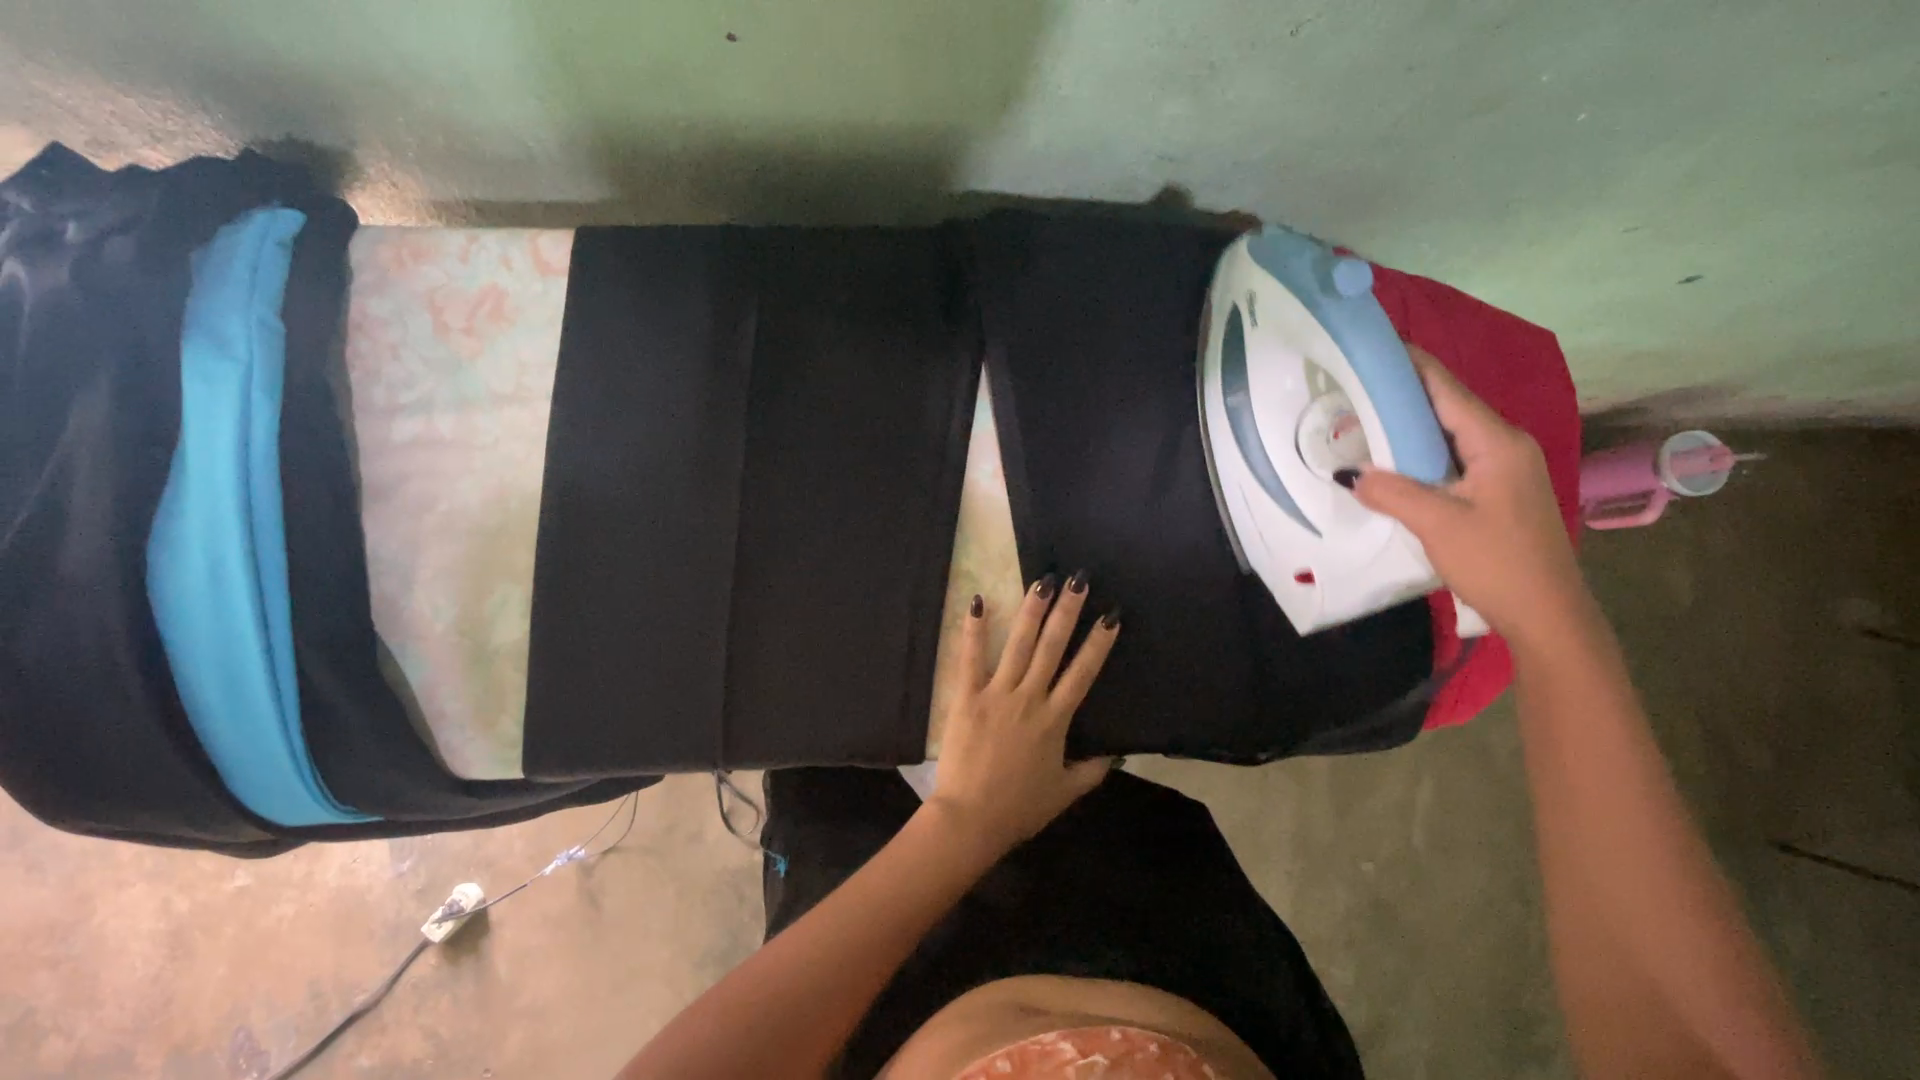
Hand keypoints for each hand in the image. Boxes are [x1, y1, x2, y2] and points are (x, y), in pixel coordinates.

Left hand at [927, 573, 1120, 850]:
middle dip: (1067, 612)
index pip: (1083, 673)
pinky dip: (975, 630)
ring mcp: (997, 694)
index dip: (1099, 643)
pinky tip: (980, 602)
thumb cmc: (1020, 808)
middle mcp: (1030, 698)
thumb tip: (1115, 753)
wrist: (972, 819)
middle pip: (1053, 648)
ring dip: (1032, 611)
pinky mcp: (967, 697)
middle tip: (1078, 580)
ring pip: (1019, 645)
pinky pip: (970, 658)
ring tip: (1042, 580)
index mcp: (1055, 720)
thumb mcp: (1065, 792)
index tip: (1111, 615)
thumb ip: (1092, 770)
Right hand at [1350, 346, 1588, 643]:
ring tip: (1361, 417)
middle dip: (1400, 393)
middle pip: (1447, 405)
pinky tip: (1393, 461)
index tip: (1370, 345)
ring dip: (1408, 425)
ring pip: (1449, 433)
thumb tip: (1348, 472)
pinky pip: (1454, 457)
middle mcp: (1505, 444)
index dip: (1408, 363)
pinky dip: (1421, 452)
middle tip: (1351, 386)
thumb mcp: (1436, 524)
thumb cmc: (1497, 562)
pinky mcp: (1499, 491)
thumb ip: (1391, 491)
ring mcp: (1505, 468)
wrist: (1547, 614)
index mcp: (1497, 441)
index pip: (1444, 387)